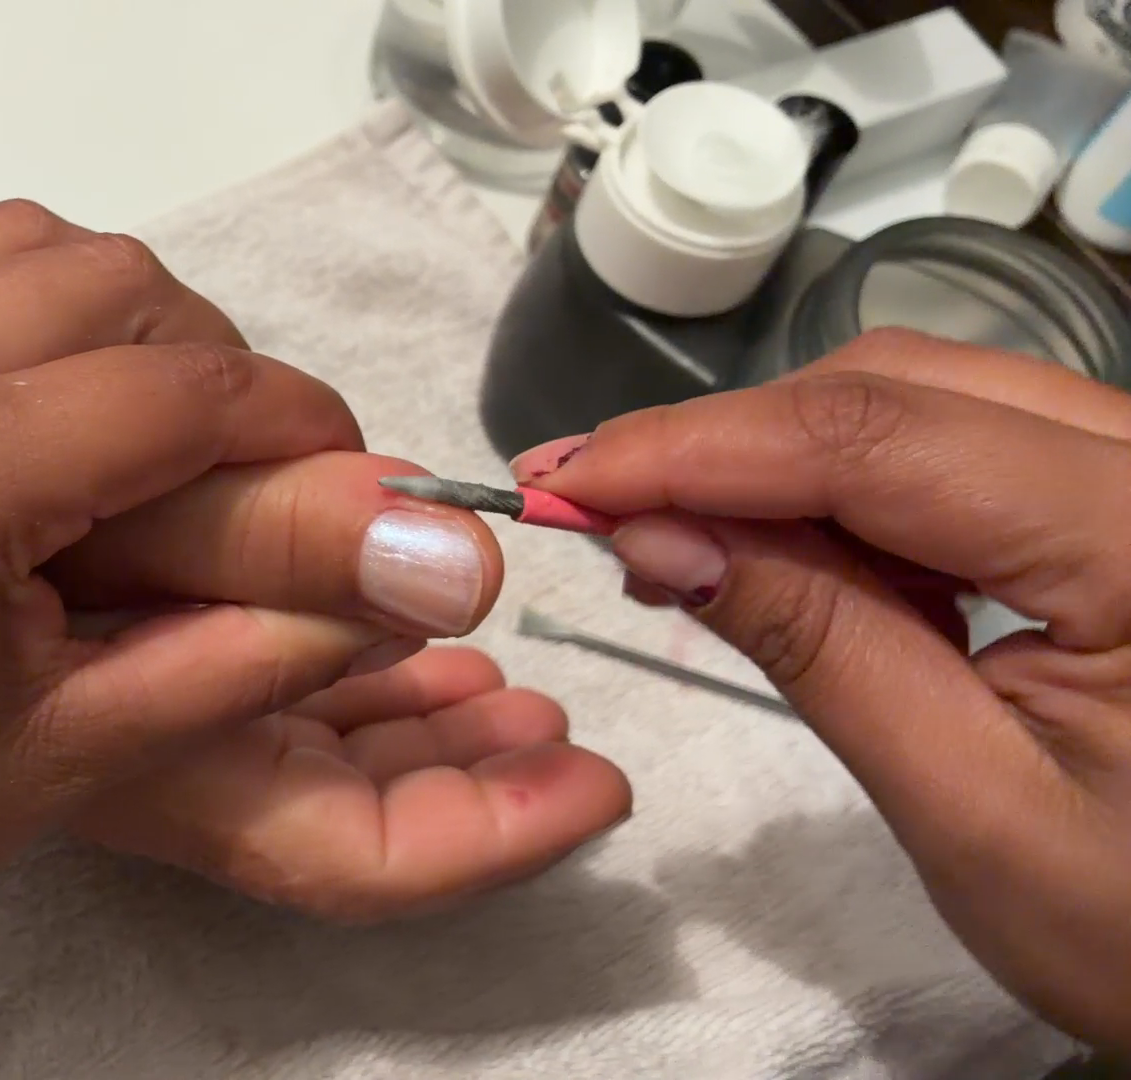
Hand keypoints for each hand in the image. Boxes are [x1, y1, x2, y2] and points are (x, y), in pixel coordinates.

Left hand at [0, 212, 502, 1077]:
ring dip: (107, 311)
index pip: (180, 389)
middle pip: (109, 279)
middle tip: (237, 454)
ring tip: (132, 415)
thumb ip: (243, 661)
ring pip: (13, 242)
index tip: (344, 465)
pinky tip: (12, 371)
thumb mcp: (74, 758)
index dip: (290, 419)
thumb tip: (387, 602)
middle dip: (208, 355)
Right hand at [518, 329, 1130, 1052]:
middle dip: (707, 441)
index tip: (558, 482)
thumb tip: (648, 535)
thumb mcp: (971, 805)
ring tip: (656, 532)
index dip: (686, 447)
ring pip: (906, 403)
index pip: (873, 442)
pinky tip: (756, 546)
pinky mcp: (1116, 495)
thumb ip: (809, 642)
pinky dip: (813, 486)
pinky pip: (936, 447)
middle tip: (586, 501)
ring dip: (751, 460)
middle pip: (888, 390)